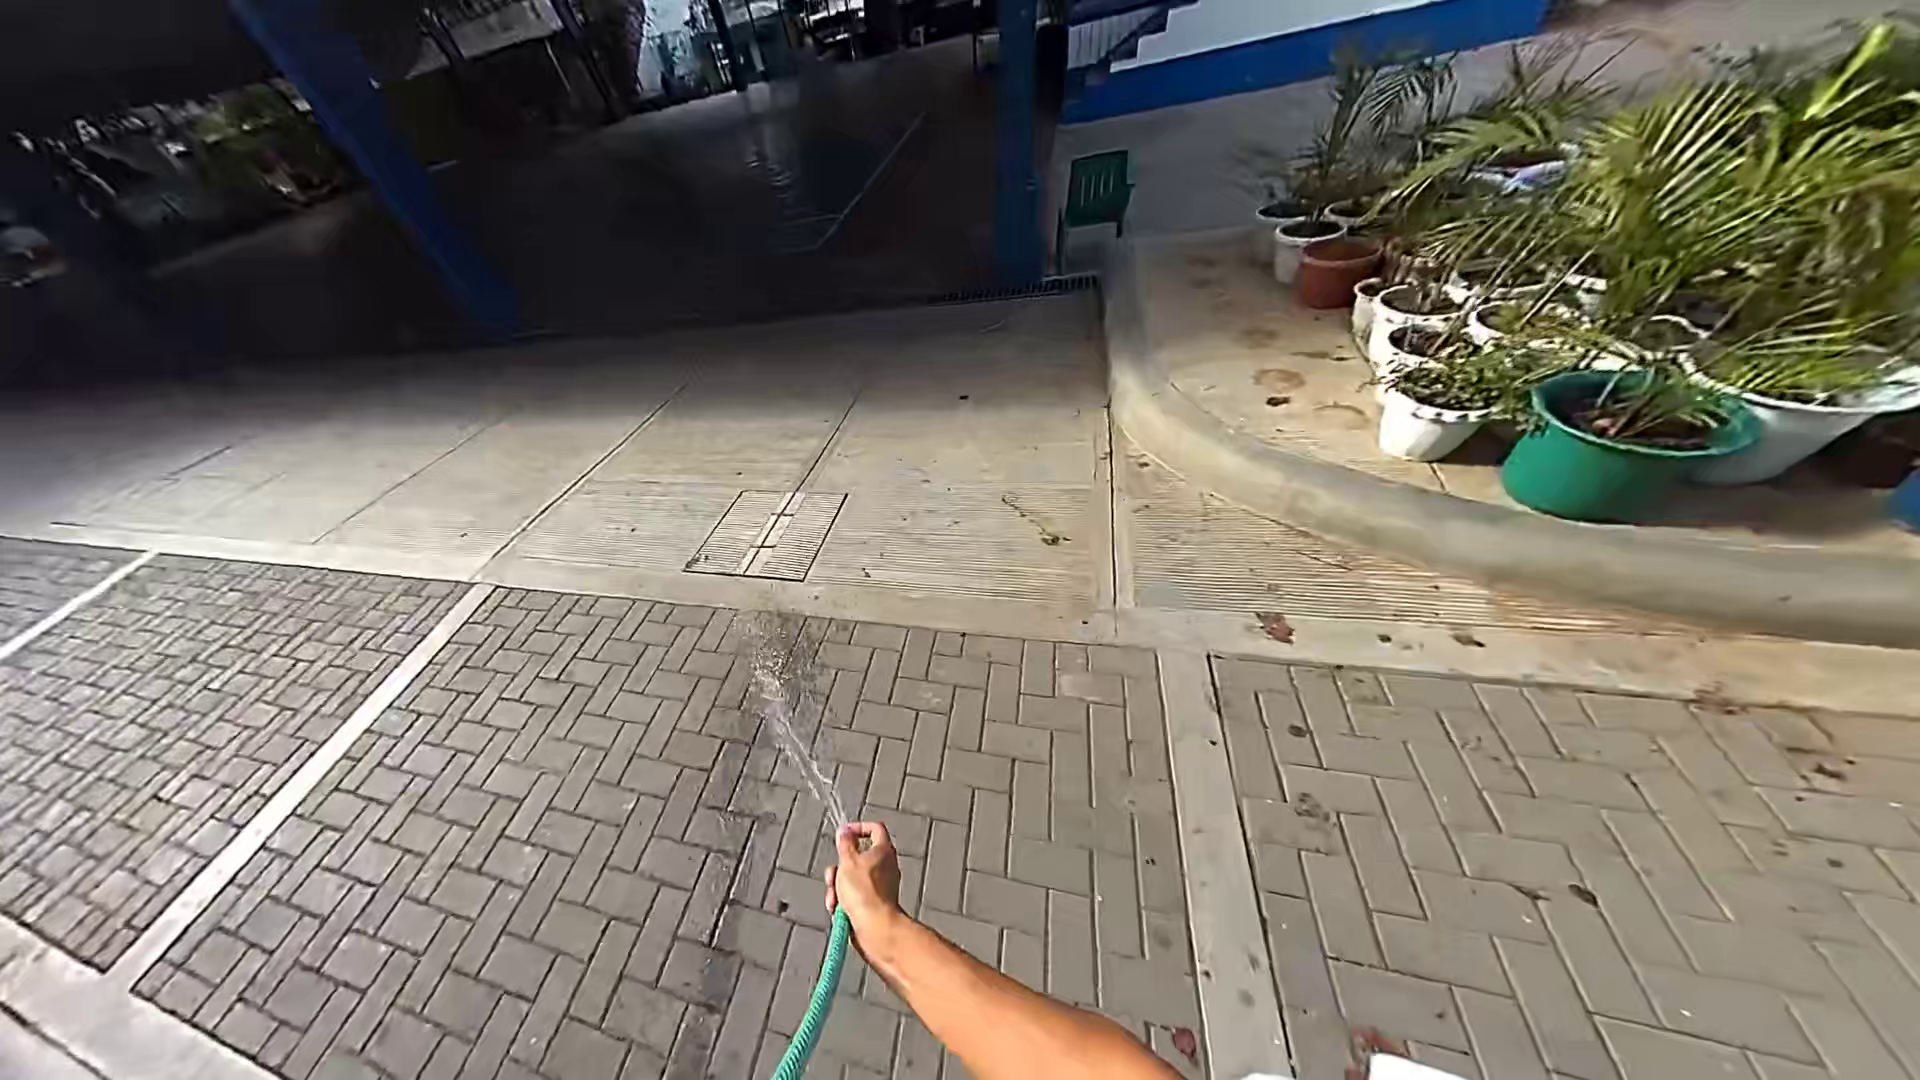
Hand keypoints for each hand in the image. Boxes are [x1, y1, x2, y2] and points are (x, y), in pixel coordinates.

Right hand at [824, 821, 902, 940]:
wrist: (874, 927)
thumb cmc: (864, 893)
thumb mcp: (848, 861)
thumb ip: (845, 844)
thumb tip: (845, 831)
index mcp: (883, 850)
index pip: (875, 828)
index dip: (858, 828)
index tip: (844, 834)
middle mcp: (885, 865)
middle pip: (857, 857)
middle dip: (840, 867)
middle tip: (834, 875)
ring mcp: (880, 885)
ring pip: (852, 878)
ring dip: (838, 887)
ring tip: (835, 898)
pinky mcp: (873, 903)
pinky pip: (854, 896)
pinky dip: (843, 902)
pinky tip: (838, 910)